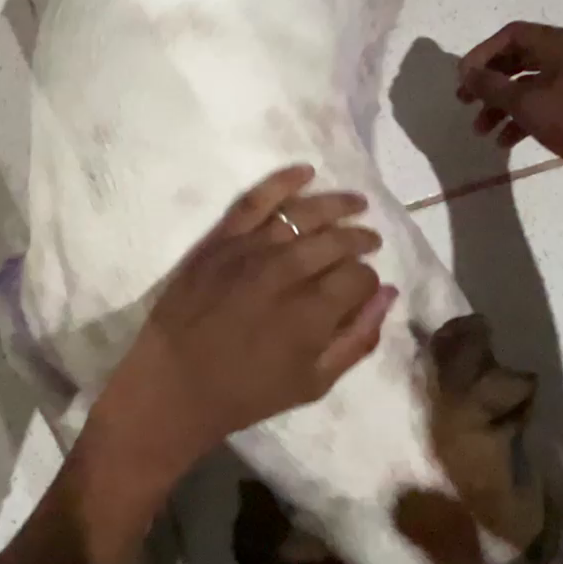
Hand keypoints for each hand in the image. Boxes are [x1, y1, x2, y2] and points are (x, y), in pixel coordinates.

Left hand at [95, 165, 398, 476]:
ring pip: (304, 215)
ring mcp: (250, 251)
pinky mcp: (220, 239)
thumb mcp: (313, 383)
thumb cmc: (246, 392)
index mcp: (312, 313)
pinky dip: (282, 181)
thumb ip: (357, 340)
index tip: (364, 287)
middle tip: (370, 241)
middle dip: (361, 240)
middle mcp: (286, 273)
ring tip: (356, 203)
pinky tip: (305, 171)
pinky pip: (254, 200)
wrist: (174, 383)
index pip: (360, 277)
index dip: (369, 281)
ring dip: (337, 205)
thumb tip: (388, 295)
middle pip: (338, 241)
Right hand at [456, 21, 562, 187]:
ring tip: (480, 130)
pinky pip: (543, 100)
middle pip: (517, 59)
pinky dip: (521, 116)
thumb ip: (490, 85)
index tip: (462, 78)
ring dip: (500, 105)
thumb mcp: (524, 103)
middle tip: (464, 101)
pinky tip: (504, 141)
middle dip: (488, 82)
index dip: (481, 54)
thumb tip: (466, 73)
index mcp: (561, 43)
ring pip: (528, 84)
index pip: (511, 35)